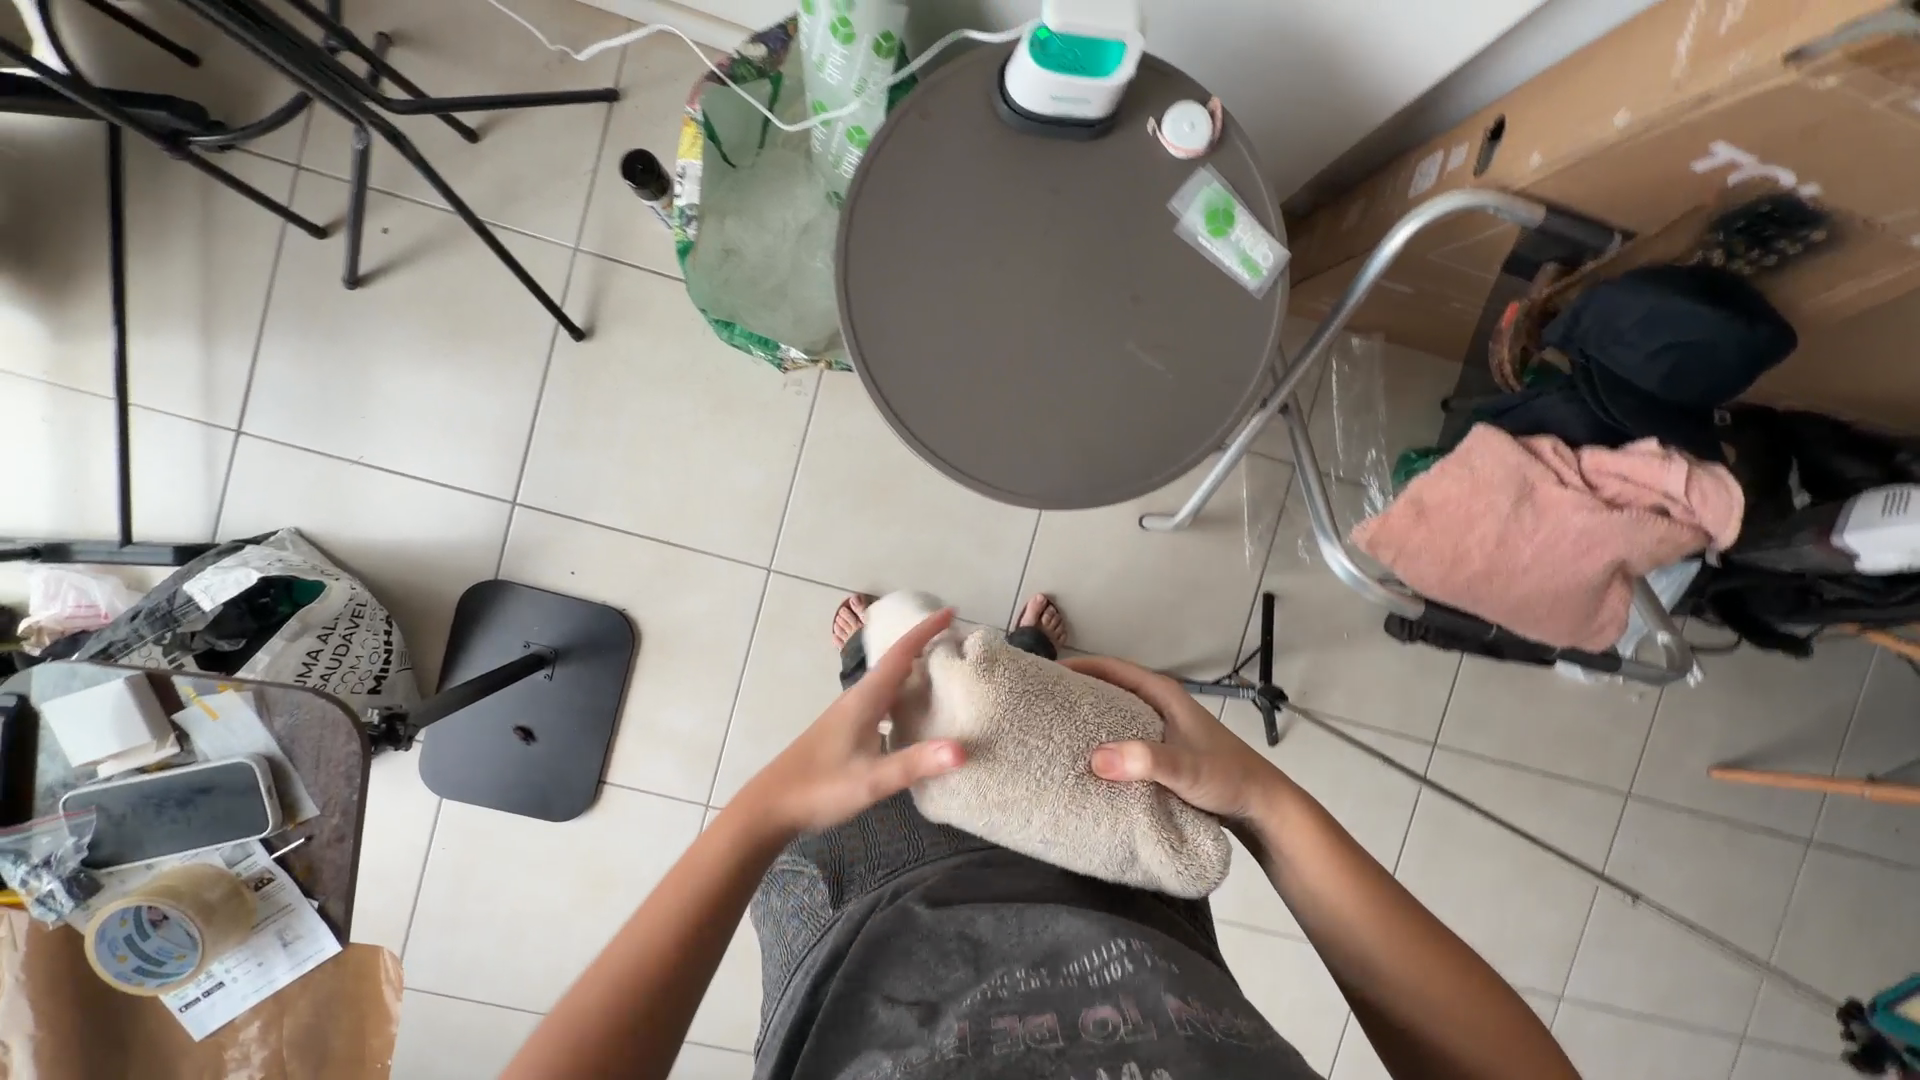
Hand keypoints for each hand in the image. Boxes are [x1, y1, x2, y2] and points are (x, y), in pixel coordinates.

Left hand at [736, 608, 966, 835]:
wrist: (771, 806)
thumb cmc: (819, 787)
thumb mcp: (872, 779)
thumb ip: (915, 763)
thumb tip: (963, 750)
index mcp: (865, 699)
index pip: (901, 653)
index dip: (926, 631)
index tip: (951, 612)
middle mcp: (858, 699)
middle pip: (896, 663)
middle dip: (926, 648)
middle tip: (959, 645)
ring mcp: (849, 715)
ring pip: (888, 683)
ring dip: (915, 673)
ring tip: (944, 676)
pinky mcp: (846, 730)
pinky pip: (883, 702)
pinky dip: (903, 697)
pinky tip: (914, 716)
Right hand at [1062, 655, 1293, 826]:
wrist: (1263, 807)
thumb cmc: (1228, 778)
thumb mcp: (1185, 768)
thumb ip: (1144, 761)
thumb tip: (1095, 759)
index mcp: (1163, 694)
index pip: (1111, 668)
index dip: (1077, 666)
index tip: (1044, 674)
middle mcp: (1159, 705)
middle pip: (1109, 689)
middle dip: (1076, 693)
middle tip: (1042, 705)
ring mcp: (1161, 728)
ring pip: (1115, 715)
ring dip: (1089, 720)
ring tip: (1055, 732)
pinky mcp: (1162, 751)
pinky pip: (1123, 739)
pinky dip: (1104, 743)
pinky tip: (1087, 762)